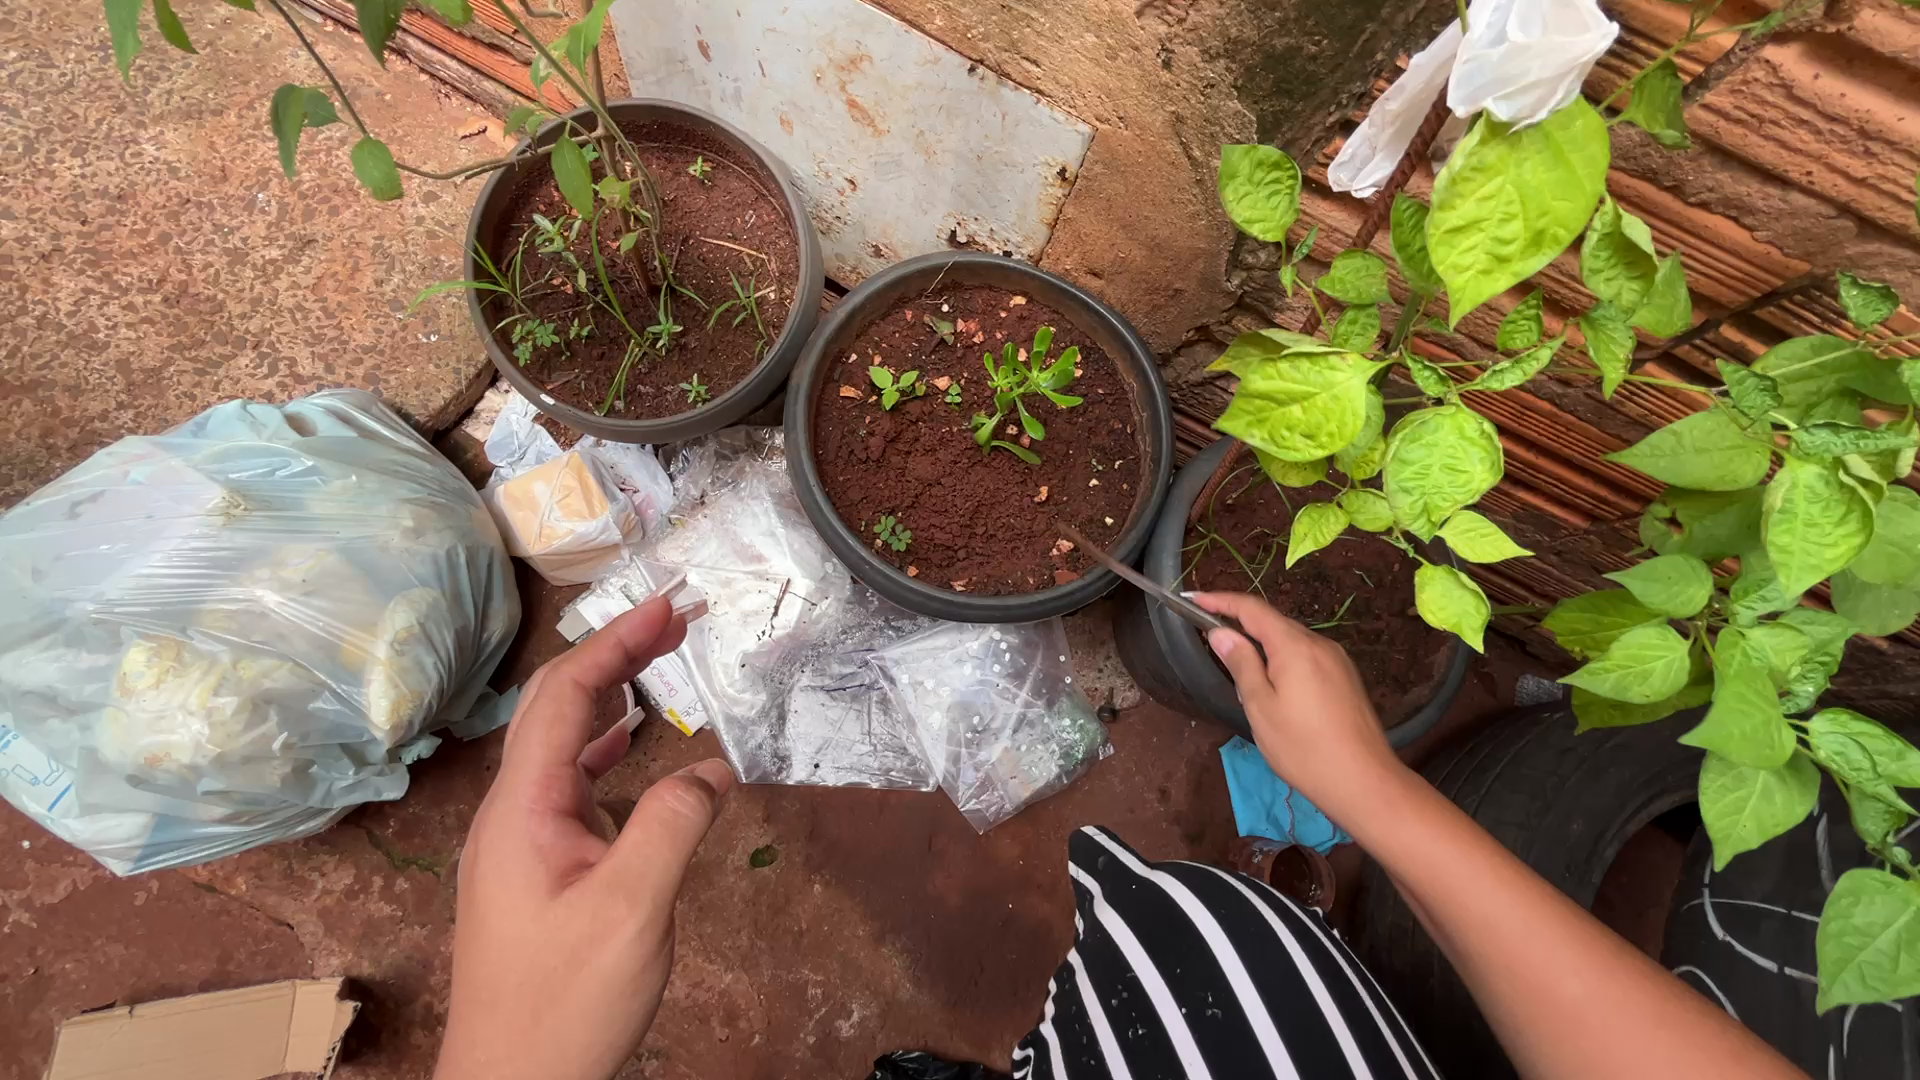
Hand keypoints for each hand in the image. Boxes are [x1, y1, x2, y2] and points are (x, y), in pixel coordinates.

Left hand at [435, 598, 733, 1079]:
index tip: (669, 607)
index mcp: (522, 809)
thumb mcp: (632, 910)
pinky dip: (610, 741)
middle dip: (615, 652)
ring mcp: (524, 837)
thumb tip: (714, 768)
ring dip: (614, 691)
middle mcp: (514, 810)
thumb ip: (673, 824)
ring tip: (663, 658)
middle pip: (558, 706)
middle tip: (677, 619)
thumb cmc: (565, 1001)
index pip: (565, 698)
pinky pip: (575, 778)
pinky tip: (635, 739)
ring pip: (565, 739)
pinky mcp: (542, 861)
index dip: (616, 643)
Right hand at [1189, 591, 1408, 816]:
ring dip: (1261, 643)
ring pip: (1290, 639)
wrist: (1365, 783)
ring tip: (1238, 666)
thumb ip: (1241, 664)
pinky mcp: (1345, 677)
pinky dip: (1281, 657)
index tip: (1193, 598)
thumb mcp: (1260, 706)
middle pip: (1272, 622)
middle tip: (1210, 636)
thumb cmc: (1303, 747)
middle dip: (1240, 622)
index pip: (1252, 609)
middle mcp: (1318, 644)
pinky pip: (1305, 654)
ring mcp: (1336, 660)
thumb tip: (1221, 632)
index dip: (1220, 600)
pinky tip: (1273, 682)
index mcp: (1294, 646)